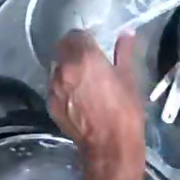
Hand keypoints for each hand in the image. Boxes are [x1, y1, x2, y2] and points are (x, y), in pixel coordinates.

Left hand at [48, 30, 145, 179]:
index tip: (94, 45)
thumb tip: (127, 34)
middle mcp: (64, 68)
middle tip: (88, 60)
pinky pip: (54, 86)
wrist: (109, 146)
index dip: (85, 38)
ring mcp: (54, 87)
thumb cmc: (125, 110)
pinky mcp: (50, 104)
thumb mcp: (129, 78)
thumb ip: (124, 52)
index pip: (76, 34)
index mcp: (84, 57)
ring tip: (82, 79)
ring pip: (56, 67)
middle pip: (62, 48)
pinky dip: (63, 86)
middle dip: (73, 50)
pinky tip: (77, 96)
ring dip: (66, 68)